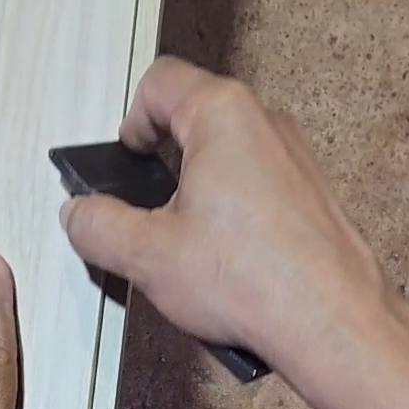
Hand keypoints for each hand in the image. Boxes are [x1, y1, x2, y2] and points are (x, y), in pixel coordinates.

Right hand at [58, 57, 393, 366]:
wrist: (329, 324)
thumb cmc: (256, 281)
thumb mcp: (148, 257)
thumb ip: (100, 228)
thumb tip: (79, 217)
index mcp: (223, 116)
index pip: (158, 84)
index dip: (129, 124)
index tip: (123, 164)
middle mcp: (266, 127)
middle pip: (194, 127)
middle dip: (162, 175)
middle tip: (147, 221)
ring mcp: (294, 165)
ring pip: (226, 169)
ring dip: (197, 207)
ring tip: (186, 260)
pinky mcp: (311, 203)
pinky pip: (256, 202)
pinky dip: (231, 230)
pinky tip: (224, 276)